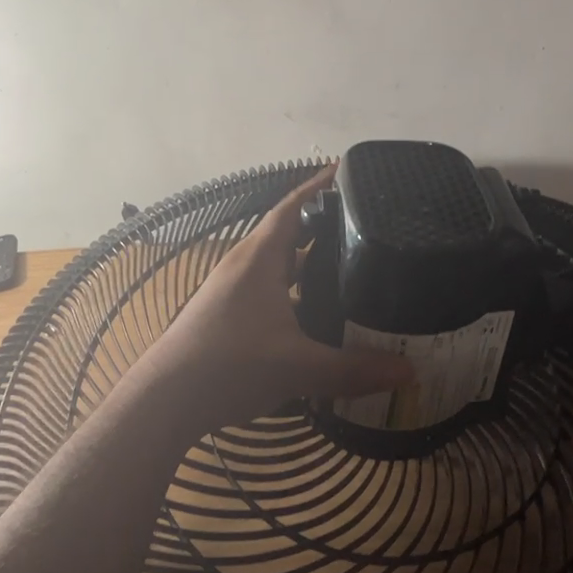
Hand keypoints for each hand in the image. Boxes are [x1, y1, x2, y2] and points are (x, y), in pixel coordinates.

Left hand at [136, 167, 413, 432]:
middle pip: (289, 233)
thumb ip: (353, 368)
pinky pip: (270, 290)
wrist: (163, 400)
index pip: (292, 206)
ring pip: (278, 266)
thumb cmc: (228, 366)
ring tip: (350, 266)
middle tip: (366, 225)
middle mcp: (244, 266)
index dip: (319, 185)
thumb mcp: (298, 366)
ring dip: (309, 263)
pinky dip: (295, 292)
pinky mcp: (227, 316)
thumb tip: (409, 371)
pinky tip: (316, 315)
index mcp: (260, 258)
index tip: (348, 171)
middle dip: (324, 226)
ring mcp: (232, 291)